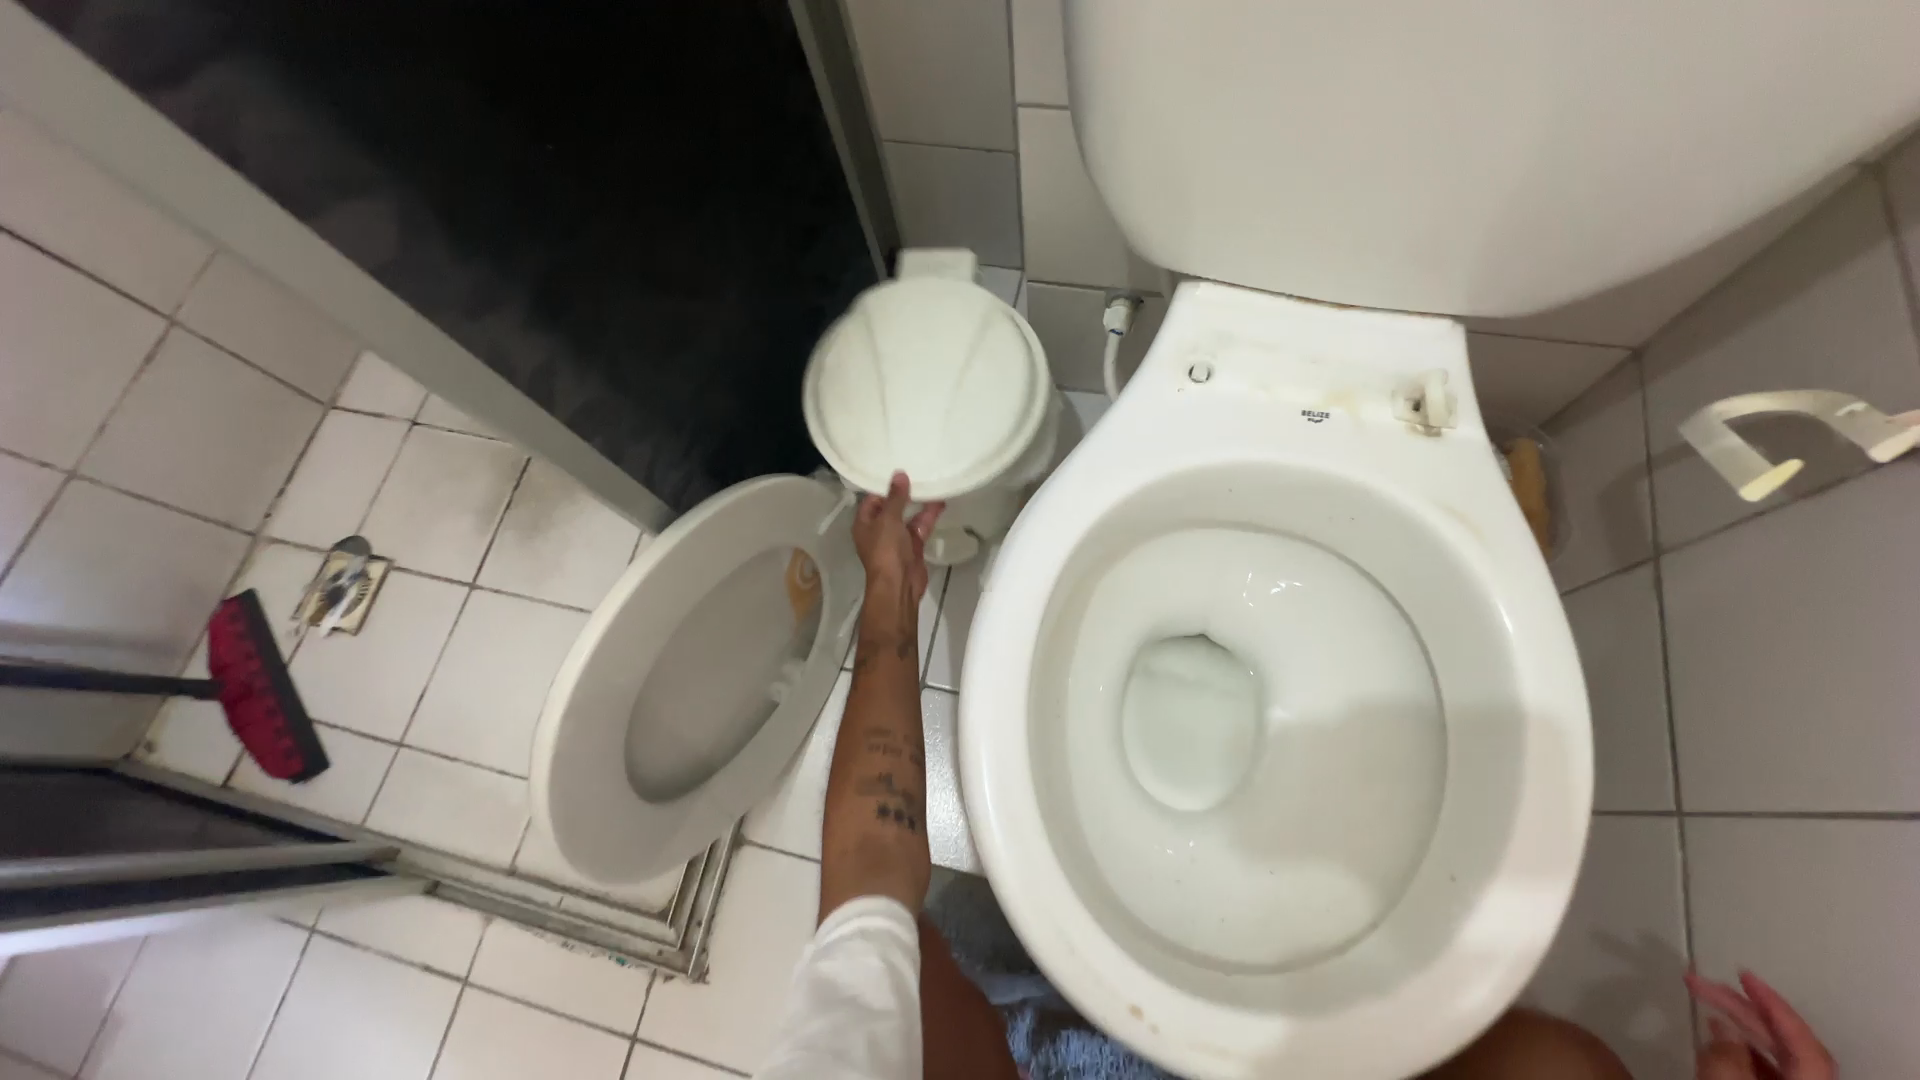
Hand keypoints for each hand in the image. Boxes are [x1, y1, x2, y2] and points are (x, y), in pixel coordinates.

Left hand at [851, 472, 944, 604]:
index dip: (884, 487)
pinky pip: (920, 528)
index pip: (872, 500)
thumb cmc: (886, 550)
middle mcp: (879, 530)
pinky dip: (928, 517)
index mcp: (865, 523)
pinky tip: (940, 503)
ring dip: (919, 504)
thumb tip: (899, 474)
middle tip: (917, 474)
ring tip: (932, 485)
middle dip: (904, 494)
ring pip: (908, 517)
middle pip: (891, 508)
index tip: (899, 472)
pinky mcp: (912, 547)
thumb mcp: (888, 519)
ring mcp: (896, 540)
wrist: (899, 584)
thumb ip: (896, 497)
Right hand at [1687, 970, 1834, 1079]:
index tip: (1742, 971)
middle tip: (1700, 980)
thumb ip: (1727, 1052)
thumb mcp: (1728, 1079)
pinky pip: (1764, 1062)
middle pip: (1782, 1037)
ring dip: (1737, 1021)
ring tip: (1702, 998)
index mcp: (1809, 1073)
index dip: (1772, 1001)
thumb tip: (1723, 1028)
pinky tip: (1716, 1031)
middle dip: (1740, 1005)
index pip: (1798, 1034)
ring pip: (1773, 1049)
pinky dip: (1739, 1043)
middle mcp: (1808, 1076)